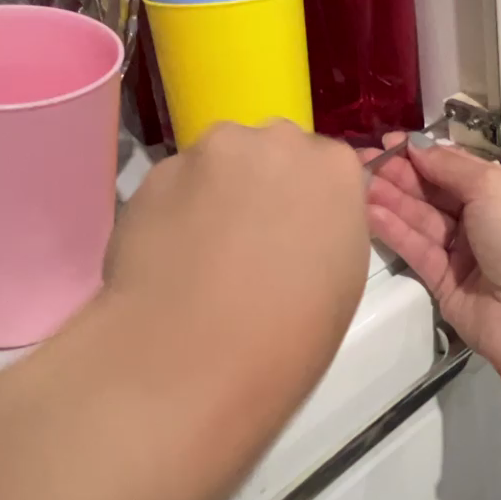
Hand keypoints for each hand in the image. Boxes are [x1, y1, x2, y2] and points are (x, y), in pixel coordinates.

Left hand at [101, 121, 368, 494]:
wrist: (191, 358)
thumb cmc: (291, 332)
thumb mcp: (343, 276)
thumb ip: (328, 225)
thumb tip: (300, 222)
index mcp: (334, 167)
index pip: (325, 164)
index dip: (307, 200)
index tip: (295, 234)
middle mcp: (275, 141)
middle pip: (272, 150)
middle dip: (263, 181)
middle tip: (250, 239)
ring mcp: (211, 152)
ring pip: (218, 162)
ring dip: (216, 191)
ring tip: (202, 251)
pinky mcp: (156, 173)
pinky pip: (174, 185)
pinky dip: (174, 211)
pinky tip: (168, 260)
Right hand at [361, 131, 500, 408]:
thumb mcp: (493, 187)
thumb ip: (450, 166)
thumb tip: (417, 147)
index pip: (453, 164)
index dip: (421, 152)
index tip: (386, 142)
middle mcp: (480, 215)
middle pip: (432, 189)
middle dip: (398, 173)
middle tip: (359, 160)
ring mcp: (460, 248)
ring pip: (419, 217)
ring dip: (389, 198)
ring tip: (356, 183)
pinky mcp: (442, 279)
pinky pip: (414, 247)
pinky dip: (393, 229)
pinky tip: (368, 211)